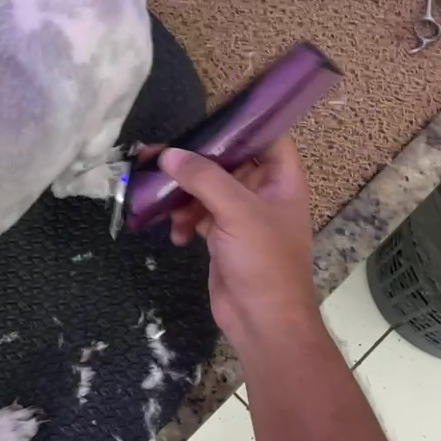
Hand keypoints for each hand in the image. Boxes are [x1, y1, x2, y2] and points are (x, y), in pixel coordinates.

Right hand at [157, 137, 318, 345]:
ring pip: (207, 189)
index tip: (205, 119)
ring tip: (158, 198)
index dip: (241, 126)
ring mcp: (242, 216)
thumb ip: (202, 178)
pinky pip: (197, 214)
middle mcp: (263, 193)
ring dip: (183, 194)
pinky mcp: (222, 237)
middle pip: (227, 162)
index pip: (266, 137)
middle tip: (159, 156)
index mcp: (282, 180)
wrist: (262, 322)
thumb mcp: (236, 212)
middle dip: (194, 162)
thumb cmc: (264, 262)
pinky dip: (183, 220)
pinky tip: (176, 234)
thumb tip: (167, 154)